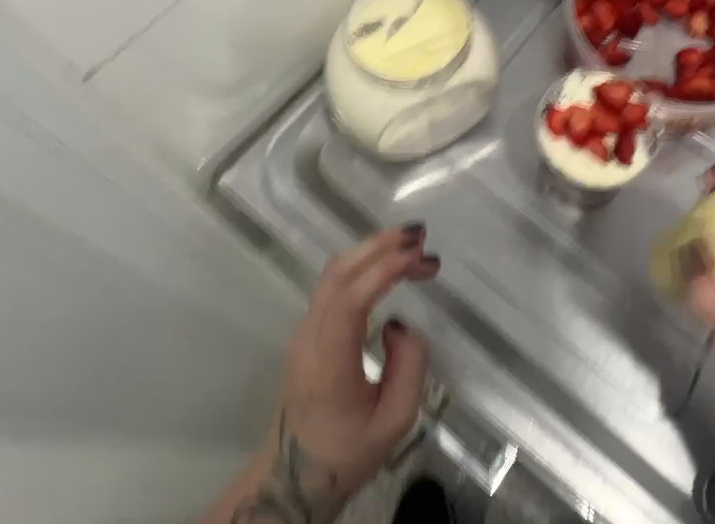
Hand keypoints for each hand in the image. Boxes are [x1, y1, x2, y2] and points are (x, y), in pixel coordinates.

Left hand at [207, 225, 438, 523]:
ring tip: (412, 246)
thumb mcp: (395, 421)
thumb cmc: (347, 453)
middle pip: (339, 273)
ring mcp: (303, 331)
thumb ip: (409, 366)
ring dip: (372, 252)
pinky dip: (363, 266)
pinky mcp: (307, 332)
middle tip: (422, 237)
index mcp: (328, 361)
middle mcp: (309, 336)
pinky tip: (389, 266)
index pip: (351, 298)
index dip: (385, 269)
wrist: (293, 478)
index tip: (420, 255)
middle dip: (381, 246)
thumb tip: (398, 324)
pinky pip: (333, 286)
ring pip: (334, 274)